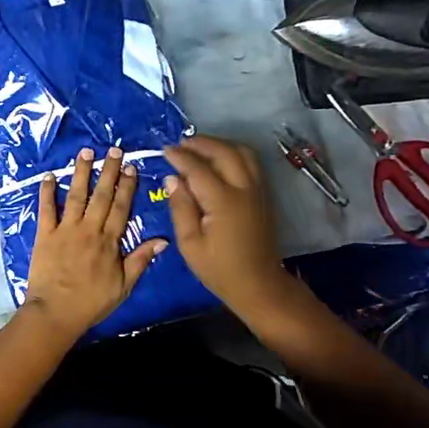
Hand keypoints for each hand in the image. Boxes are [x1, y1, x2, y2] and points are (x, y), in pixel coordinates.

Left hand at [21, 146, 166, 337]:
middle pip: (102, 195)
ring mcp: (65, 230)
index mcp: (109, 241)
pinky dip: (47, 192)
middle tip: (114, 150)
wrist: (56, 312)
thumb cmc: (91, 302)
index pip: (121, 207)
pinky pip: (46, 209)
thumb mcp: (123, 286)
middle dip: (109, 171)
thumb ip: (140, 260)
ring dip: (81, 173)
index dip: (127, 186)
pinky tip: (49, 176)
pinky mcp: (44, 235)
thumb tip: (163, 240)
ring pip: (75, 195)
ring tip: (86, 152)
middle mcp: (88, 229)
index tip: (131, 167)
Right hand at [162, 136, 298, 317]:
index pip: (198, 168)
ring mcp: (258, 190)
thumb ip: (180, 207)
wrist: (259, 284)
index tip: (165, 151)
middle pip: (224, 152)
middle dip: (201, 143)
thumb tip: (172, 179)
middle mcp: (244, 189)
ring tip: (199, 148)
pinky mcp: (264, 195)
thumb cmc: (219, 269)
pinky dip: (233, 153)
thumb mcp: (190, 244)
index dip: (180, 157)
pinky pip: (251, 163)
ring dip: (220, 145)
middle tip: (181, 144)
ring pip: (243, 153)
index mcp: (223, 201)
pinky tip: (219, 160)